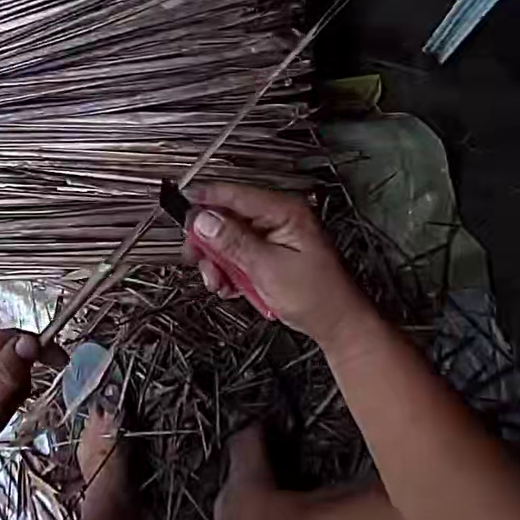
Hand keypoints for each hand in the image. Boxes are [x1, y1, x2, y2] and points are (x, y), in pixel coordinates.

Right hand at [182, 182, 379, 344]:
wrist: (337, 325)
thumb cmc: (318, 296)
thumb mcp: (269, 268)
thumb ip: (234, 243)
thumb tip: (205, 221)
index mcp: (284, 212)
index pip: (236, 195)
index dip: (206, 199)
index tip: (182, 203)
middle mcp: (277, 220)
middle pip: (228, 218)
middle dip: (209, 241)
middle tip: (196, 256)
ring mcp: (272, 238)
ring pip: (228, 240)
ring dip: (218, 262)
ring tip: (219, 282)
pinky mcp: (267, 256)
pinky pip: (237, 256)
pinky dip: (229, 272)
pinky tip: (230, 287)